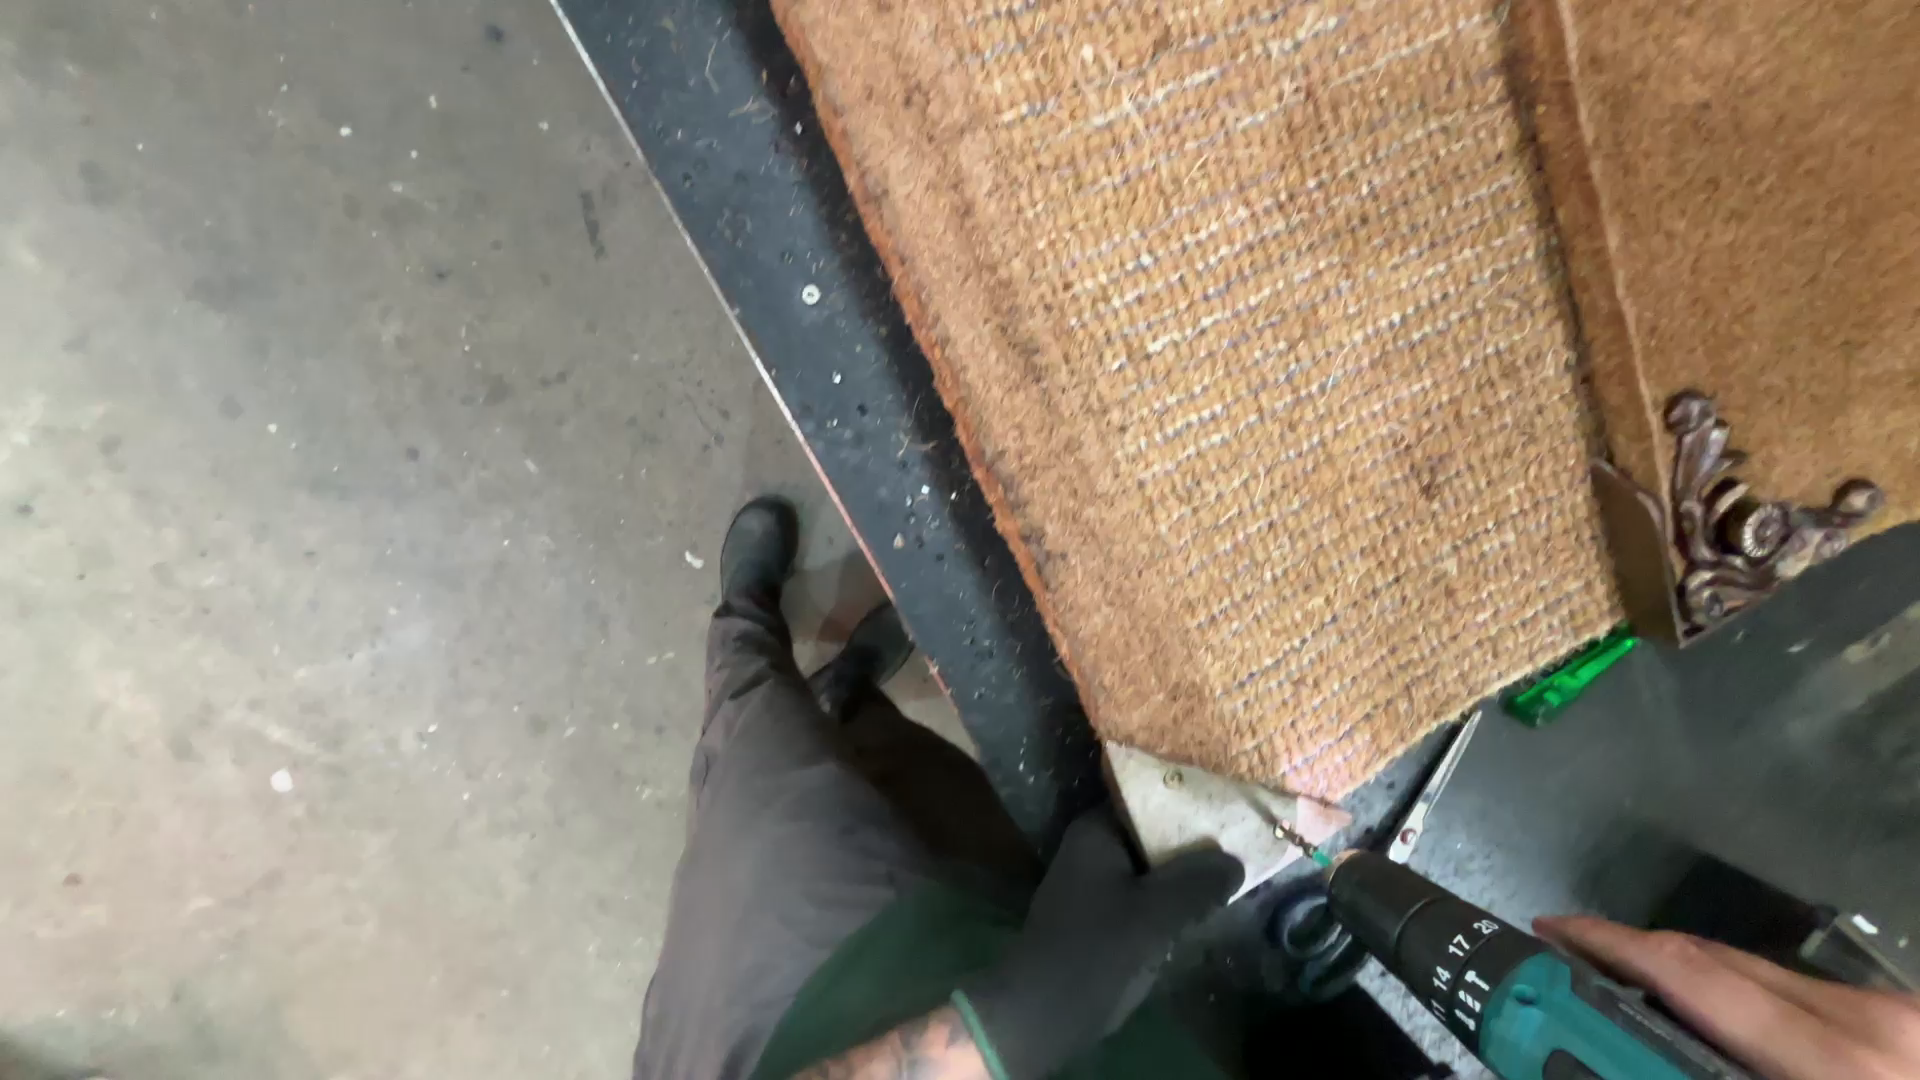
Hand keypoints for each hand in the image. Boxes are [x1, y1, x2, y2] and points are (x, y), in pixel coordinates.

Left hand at [955, 808, 1243, 1079]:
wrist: (1045, 1010)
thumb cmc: (1096, 949)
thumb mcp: (1154, 914)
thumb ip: (1196, 882)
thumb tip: (1235, 860)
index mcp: (1096, 830)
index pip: (1146, 798)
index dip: (1187, 802)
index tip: (1227, 807)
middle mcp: (1093, 847)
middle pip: (1151, 833)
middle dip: (1191, 843)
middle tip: (1240, 843)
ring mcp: (1095, 881)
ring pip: (1150, 867)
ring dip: (1183, 875)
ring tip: (1233, 873)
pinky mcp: (1101, 914)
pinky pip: (1143, 895)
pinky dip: (1169, 899)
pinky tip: (1205, 907)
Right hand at [1536, 916, 1919, 1079]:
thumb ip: (1713, 1074)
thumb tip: (1621, 1068)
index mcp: (1841, 1060)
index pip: (1691, 970)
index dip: (1604, 941)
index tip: (1546, 931)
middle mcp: (1872, 1022)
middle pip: (1714, 957)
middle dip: (1631, 953)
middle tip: (1570, 962)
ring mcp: (1904, 1017)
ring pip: (1761, 972)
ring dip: (1691, 980)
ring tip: (1642, 999)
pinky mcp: (1919, 1023)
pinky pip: (1807, 996)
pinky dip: (1751, 1002)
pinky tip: (1738, 1034)